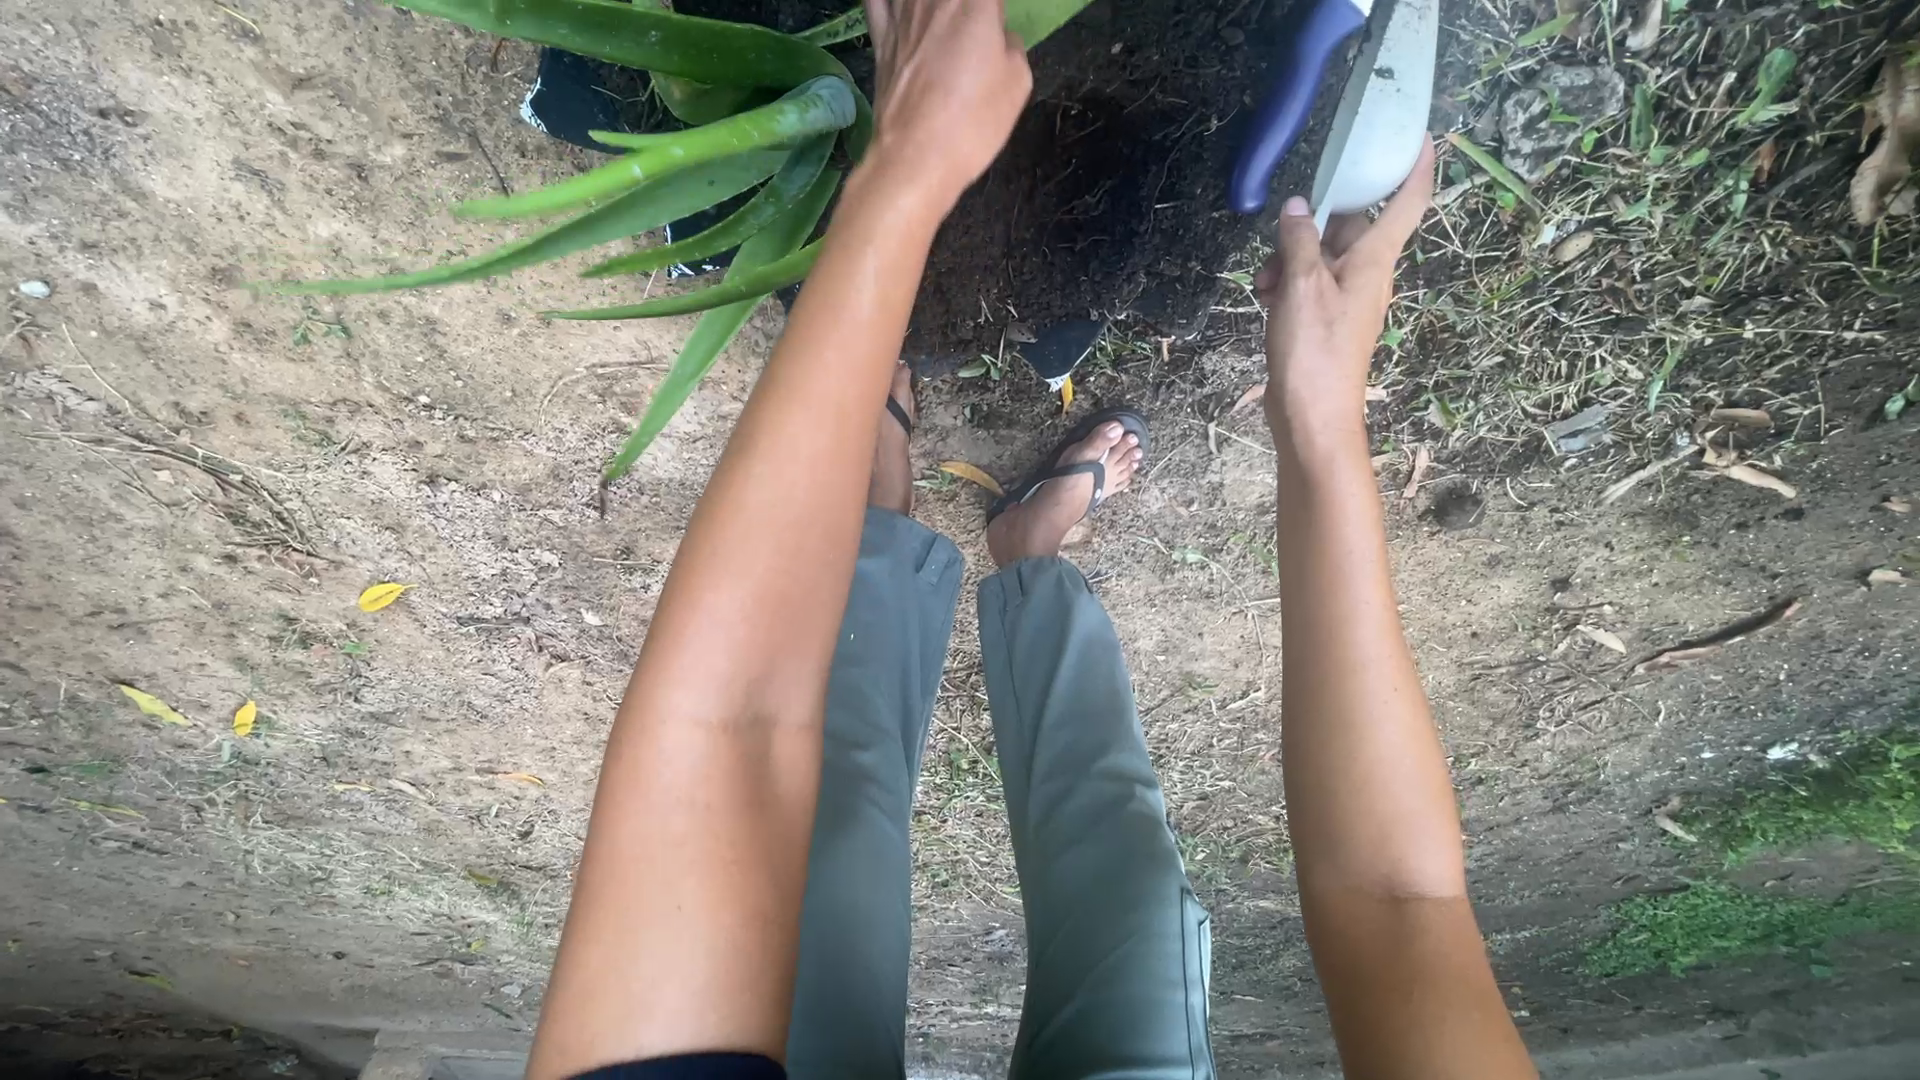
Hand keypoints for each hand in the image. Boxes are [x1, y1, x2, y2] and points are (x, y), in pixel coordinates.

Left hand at [862, 0, 1032, 209]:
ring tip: (939, 23)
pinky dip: (887, 0)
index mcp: (975, 0)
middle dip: (965, 11)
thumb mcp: (1018, 85)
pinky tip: (900, 10)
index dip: (993, 14)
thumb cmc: (973, 123)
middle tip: (971, 35)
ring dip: (929, 6)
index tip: (995, 32)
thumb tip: (1000, 39)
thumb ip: (1012, 48)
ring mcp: (902, 12)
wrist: (917, 157)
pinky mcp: (879, 37)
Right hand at [1255, 138, 1434, 453]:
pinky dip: (1287, 286)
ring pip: (1320, 258)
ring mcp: (1345, 299)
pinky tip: (1265, 300)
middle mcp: (1367, 274)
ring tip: (1262, 284)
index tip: (1420, 136)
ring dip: (1288, 261)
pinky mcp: (1325, 321)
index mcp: (1375, 259)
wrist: (1311, 415)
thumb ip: (1299, 242)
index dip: (1417, 167)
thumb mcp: (1301, 287)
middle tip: (1275, 242)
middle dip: (1310, 227)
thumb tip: (1298, 207)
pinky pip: (1309, 287)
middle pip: (1348, 228)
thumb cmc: (1314, 349)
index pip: (1408, 201)